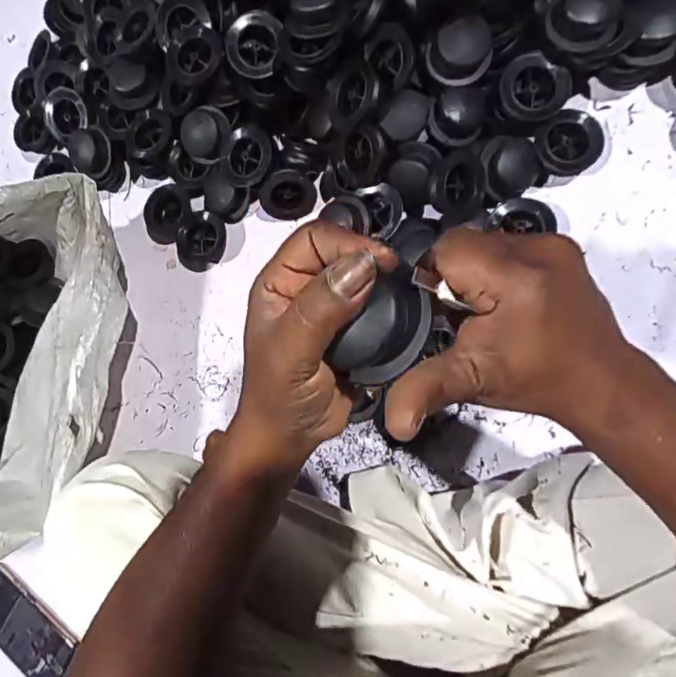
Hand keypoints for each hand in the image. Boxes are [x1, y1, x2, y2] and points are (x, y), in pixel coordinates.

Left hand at [216, 221, 397, 478]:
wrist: (291, 437)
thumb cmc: (276, 398)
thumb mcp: (292, 351)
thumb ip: (321, 309)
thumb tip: (359, 267)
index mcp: (278, 284)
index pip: (314, 238)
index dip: (346, 241)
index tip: (377, 259)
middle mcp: (304, 289)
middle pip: (341, 250)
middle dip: (368, 254)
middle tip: (393, 272)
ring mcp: (331, 309)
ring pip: (362, 275)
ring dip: (382, 280)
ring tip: (400, 289)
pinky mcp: (354, 329)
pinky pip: (376, 305)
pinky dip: (390, 304)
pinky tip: (398, 311)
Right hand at [384, 230, 644, 439]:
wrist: (598, 383)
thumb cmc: (544, 379)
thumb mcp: (471, 381)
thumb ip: (425, 389)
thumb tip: (394, 420)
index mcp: (514, 276)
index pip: (444, 249)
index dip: (432, 281)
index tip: (447, 313)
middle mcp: (538, 250)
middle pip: (464, 243)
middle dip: (455, 279)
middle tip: (469, 319)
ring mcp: (553, 247)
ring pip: (486, 244)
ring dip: (477, 275)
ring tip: (490, 313)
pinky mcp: (561, 251)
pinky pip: (511, 248)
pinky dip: (500, 272)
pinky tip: (509, 305)